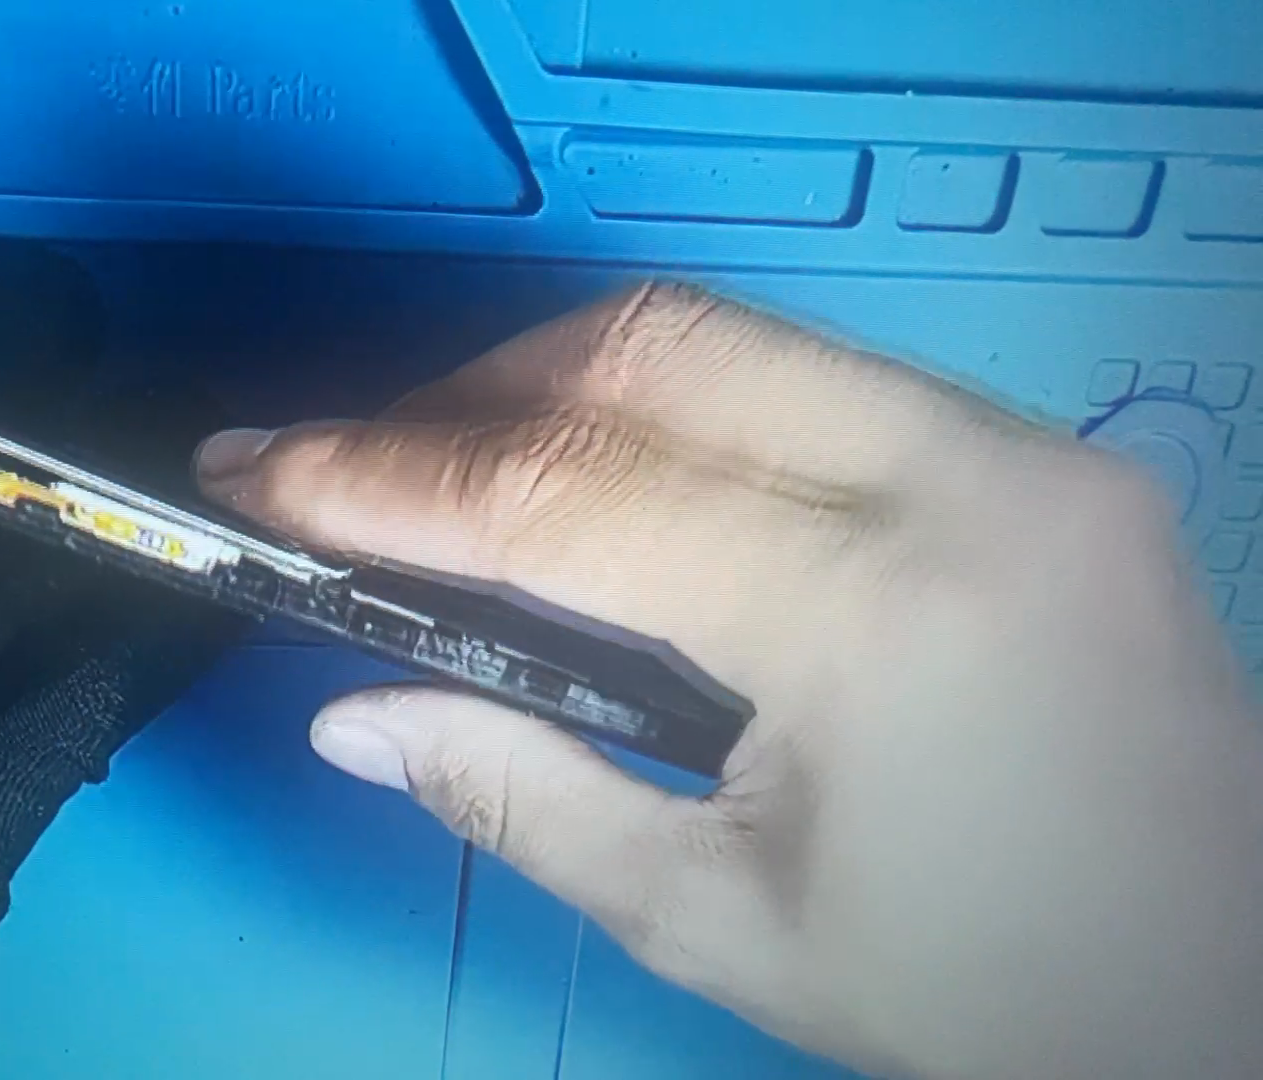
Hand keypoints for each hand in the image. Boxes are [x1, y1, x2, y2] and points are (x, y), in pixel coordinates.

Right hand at [194, 283, 1262, 1079]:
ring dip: (516, 382)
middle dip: (437, 404)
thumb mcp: (709, 920)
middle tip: (332, 467)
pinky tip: (553, 461)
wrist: (1249, 1003)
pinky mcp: (996, 438)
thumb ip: (509, 793)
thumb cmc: (981, 992)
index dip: (375, 476)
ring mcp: (989, 434)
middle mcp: (946, 471)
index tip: (257, 470)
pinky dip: (609, 393)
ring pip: (682, 332)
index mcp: (873, 613)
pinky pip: (746, 363)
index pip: (555, 498)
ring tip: (423, 464)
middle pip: (619, 360)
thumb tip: (344, 716)